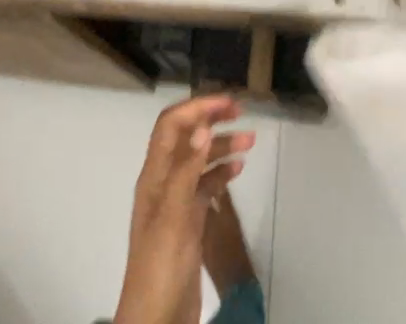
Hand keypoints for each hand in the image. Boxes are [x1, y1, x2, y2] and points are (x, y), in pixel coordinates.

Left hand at [114, 95, 255, 323]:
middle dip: (210, 120)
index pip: (171, 126)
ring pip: (199, 161)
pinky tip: (238, 169)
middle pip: (185, 138)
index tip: (229, 103)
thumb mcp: (174, 216)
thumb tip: (201, 126)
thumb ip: (186, 171)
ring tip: (250, 141)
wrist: (156, 318)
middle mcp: (164, 183)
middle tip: (242, 112)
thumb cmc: (161, 265)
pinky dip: (221, 173)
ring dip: (221, 146)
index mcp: (154, 176)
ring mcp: (177, 203)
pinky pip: (205, 187)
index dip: (197, 108)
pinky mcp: (189, 223)